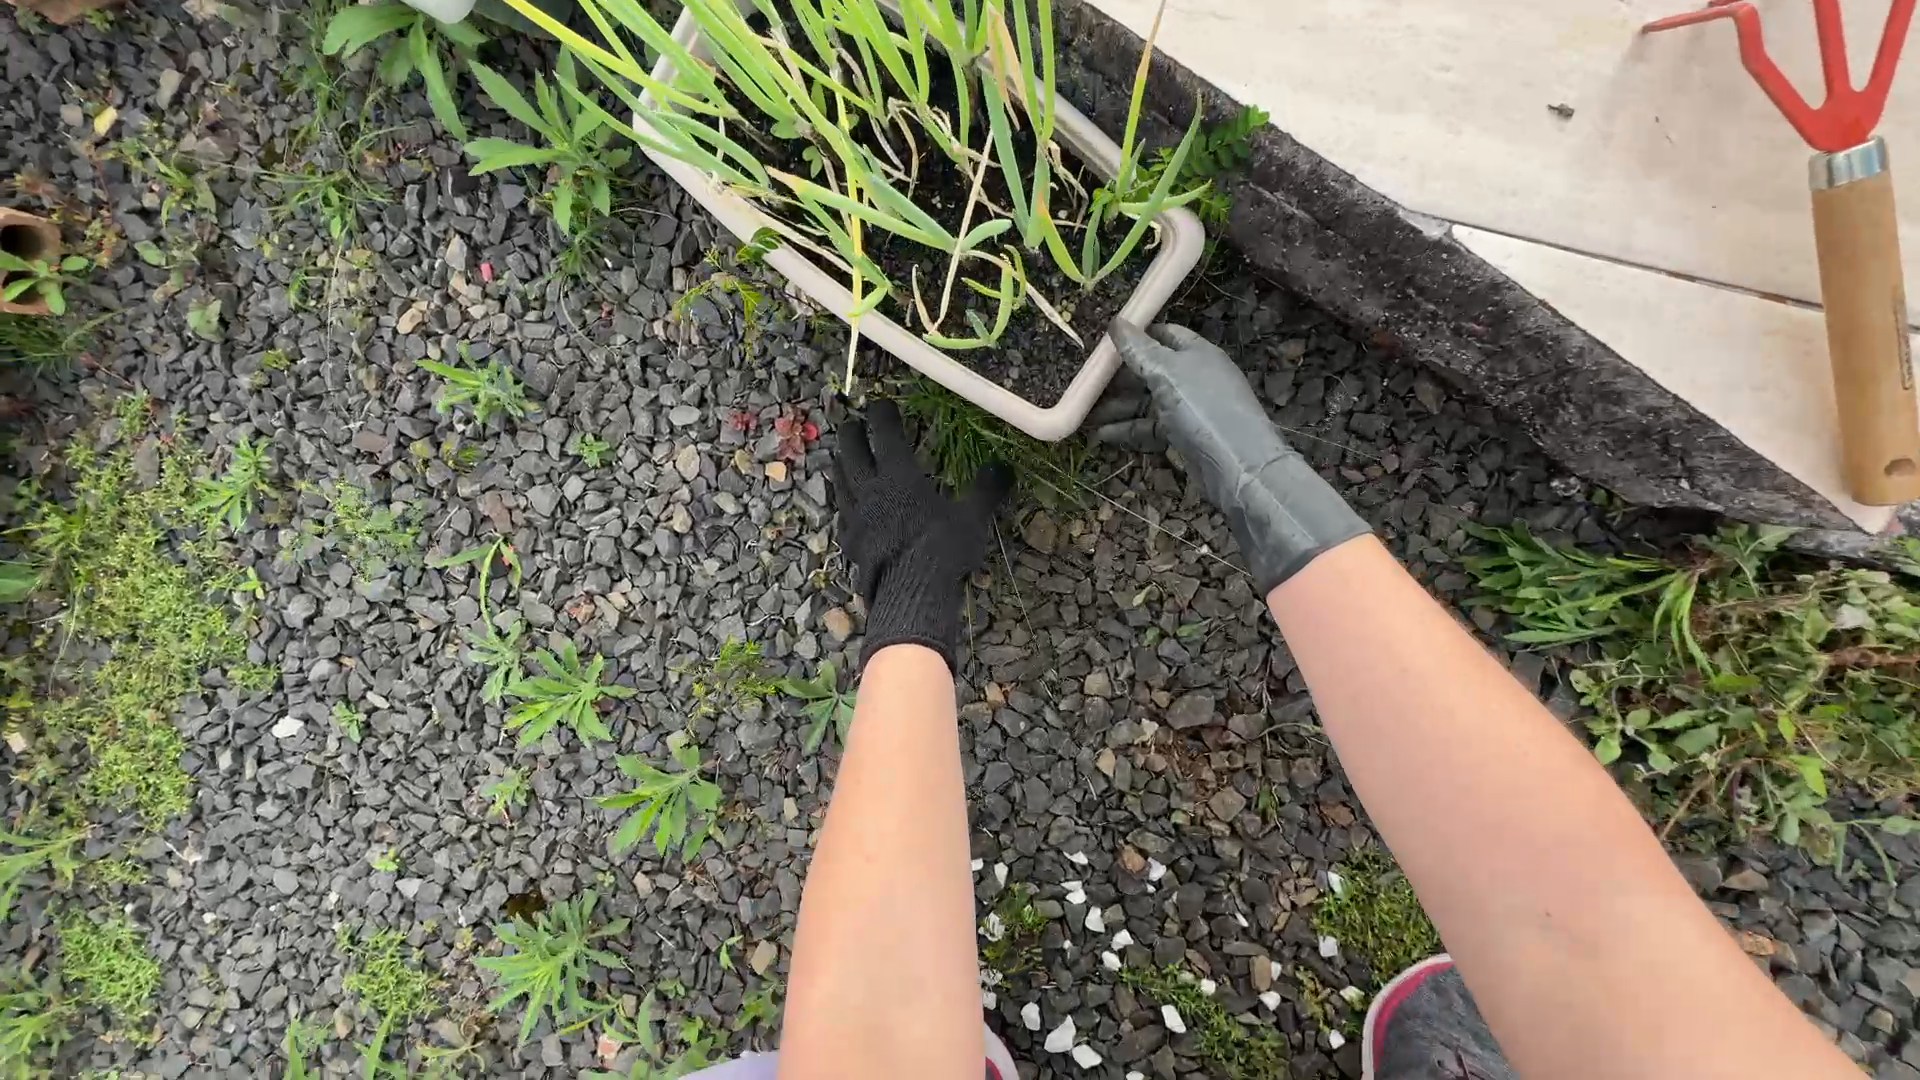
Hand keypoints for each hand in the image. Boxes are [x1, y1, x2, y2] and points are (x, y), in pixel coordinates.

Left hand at [831, 400, 1011, 671]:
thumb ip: (986, 490)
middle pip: (852, 454)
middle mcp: (871, 491)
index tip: (879, 403)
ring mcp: (855, 519)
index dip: (882, 415)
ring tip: (840, 458)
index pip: (886, 435)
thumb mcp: (971, 517)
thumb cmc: (943, 549)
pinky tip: (845, 510)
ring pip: (840, 484)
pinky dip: (843, 507)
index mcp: (899, 477)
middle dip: (851, 435)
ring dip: (840, 466)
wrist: (911, 592)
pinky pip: (842, 519)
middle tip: (851, 424)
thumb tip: (1004, 467)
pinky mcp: (849, 545)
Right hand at [1096, 319, 1369, 592]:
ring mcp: (1189, 409)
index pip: (1163, 335)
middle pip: (1149, 371)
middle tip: (1085, 385)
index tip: (1103, 346)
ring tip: (1084, 415)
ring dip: (1117, 407)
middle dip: (1118, 379)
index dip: (1135, 338)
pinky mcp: (1183, 436)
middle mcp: (1193, 378)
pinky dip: (1128, 430)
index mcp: (1195, 353)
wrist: (1238, 464)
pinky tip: (1103, 435)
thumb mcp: (1167, 374)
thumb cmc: (1203, 409)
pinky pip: (1150, 427)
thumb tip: (1116, 322)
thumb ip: (1140, 350)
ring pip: (1146, 402)